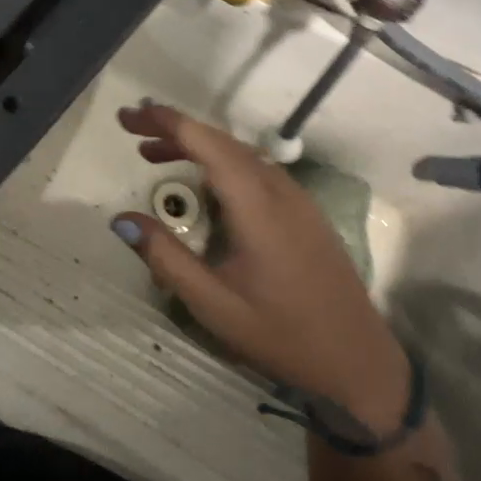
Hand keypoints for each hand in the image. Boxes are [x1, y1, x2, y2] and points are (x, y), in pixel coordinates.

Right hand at [110, 101, 410, 433]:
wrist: (360, 364)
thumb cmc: (282, 334)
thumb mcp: (212, 303)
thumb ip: (165, 257)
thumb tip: (121, 219)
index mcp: (258, 206)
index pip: (206, 143)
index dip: (165, 122)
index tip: (128, 116)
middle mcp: (280, 191)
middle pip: (221, 141)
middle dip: (174, 129)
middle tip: (132, 129)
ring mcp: (298, 200)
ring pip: (240, 154)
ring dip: (197, 146)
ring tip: (154, 155)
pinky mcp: (305, 213)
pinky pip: (256, 170)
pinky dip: (219, 162)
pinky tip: (202, 183)